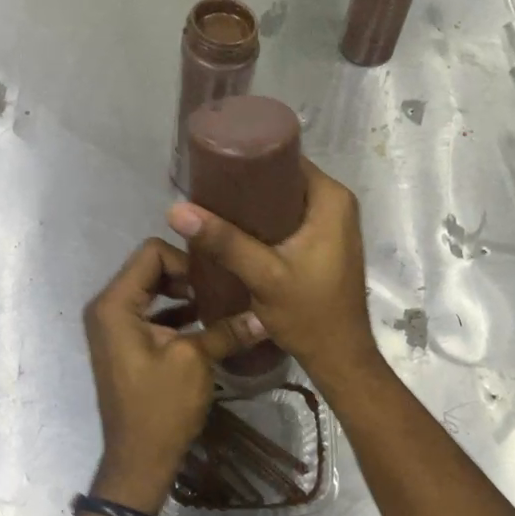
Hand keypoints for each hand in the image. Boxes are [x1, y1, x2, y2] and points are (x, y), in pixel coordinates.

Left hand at [82, 239, 263, 506]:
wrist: (139, 459)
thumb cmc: (160, 406)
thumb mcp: (195, 361)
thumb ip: (226, 329)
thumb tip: (266, 315)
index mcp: (115, 304)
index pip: (152, 252)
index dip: (187, 260)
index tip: (216, 280)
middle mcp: (108, 307)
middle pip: (152, 268)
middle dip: (188, 276)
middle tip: (223, 289)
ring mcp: (116, 326)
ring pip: (154, 290)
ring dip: (186, 294)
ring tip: (222, 304)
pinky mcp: (127, 343)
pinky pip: (153, 312)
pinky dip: (178, 313)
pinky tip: (210, 324)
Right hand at [167, 159, 380, 382]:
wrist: (339, 356)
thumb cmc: (308, 313)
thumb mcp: (263, 275)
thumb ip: (224, 241)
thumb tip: (176, 209)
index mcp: (332, 198)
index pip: (287, 159)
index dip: (251, 159)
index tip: (215, 167)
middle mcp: (339, 203)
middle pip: (285, 179)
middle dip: (248, 184)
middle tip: (208, 191)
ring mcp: (335, 224)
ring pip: (287, 200)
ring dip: (256, 205)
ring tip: (216, 208)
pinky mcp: (328, 243)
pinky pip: (293, 218)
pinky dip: (268, 221)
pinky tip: (238, 230)